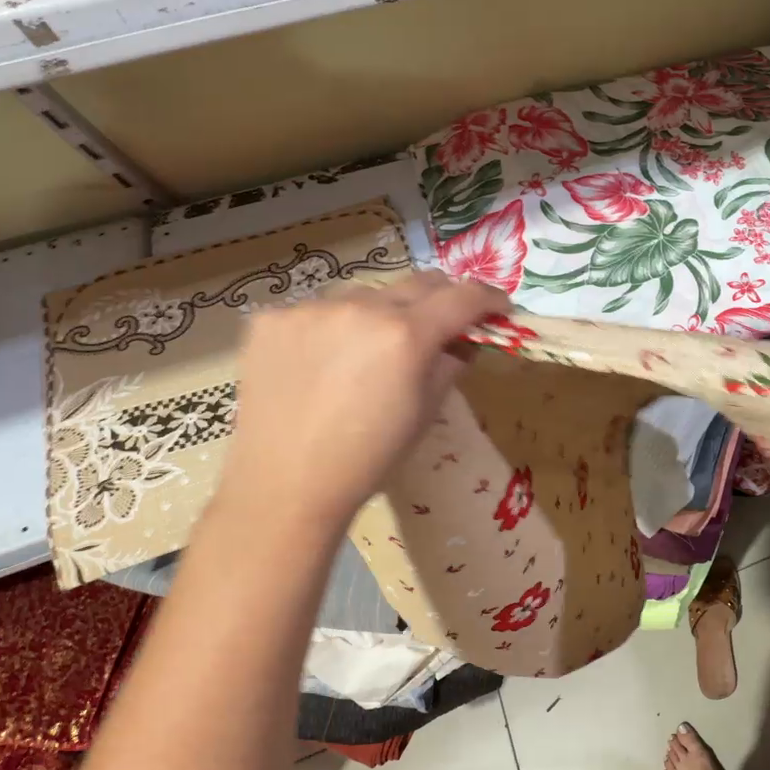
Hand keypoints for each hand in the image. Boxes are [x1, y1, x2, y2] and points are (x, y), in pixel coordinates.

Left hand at [213, 272, 509, 538]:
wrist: (285, 486)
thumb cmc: (369, 458)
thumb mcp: (426, 411)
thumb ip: (451, 364)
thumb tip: (461, 341)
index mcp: (407, 335)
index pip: (463, 297)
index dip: (489, 298)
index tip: (498, 308)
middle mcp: (361, 308)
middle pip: (418, 283)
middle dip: (440, 300)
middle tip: (442, 325)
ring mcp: (310, 309)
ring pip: (365, 294)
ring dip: (381, 313)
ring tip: (370, 351)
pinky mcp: (271, 319)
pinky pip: (316, 310)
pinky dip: (332, 328)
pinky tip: (322, 362)